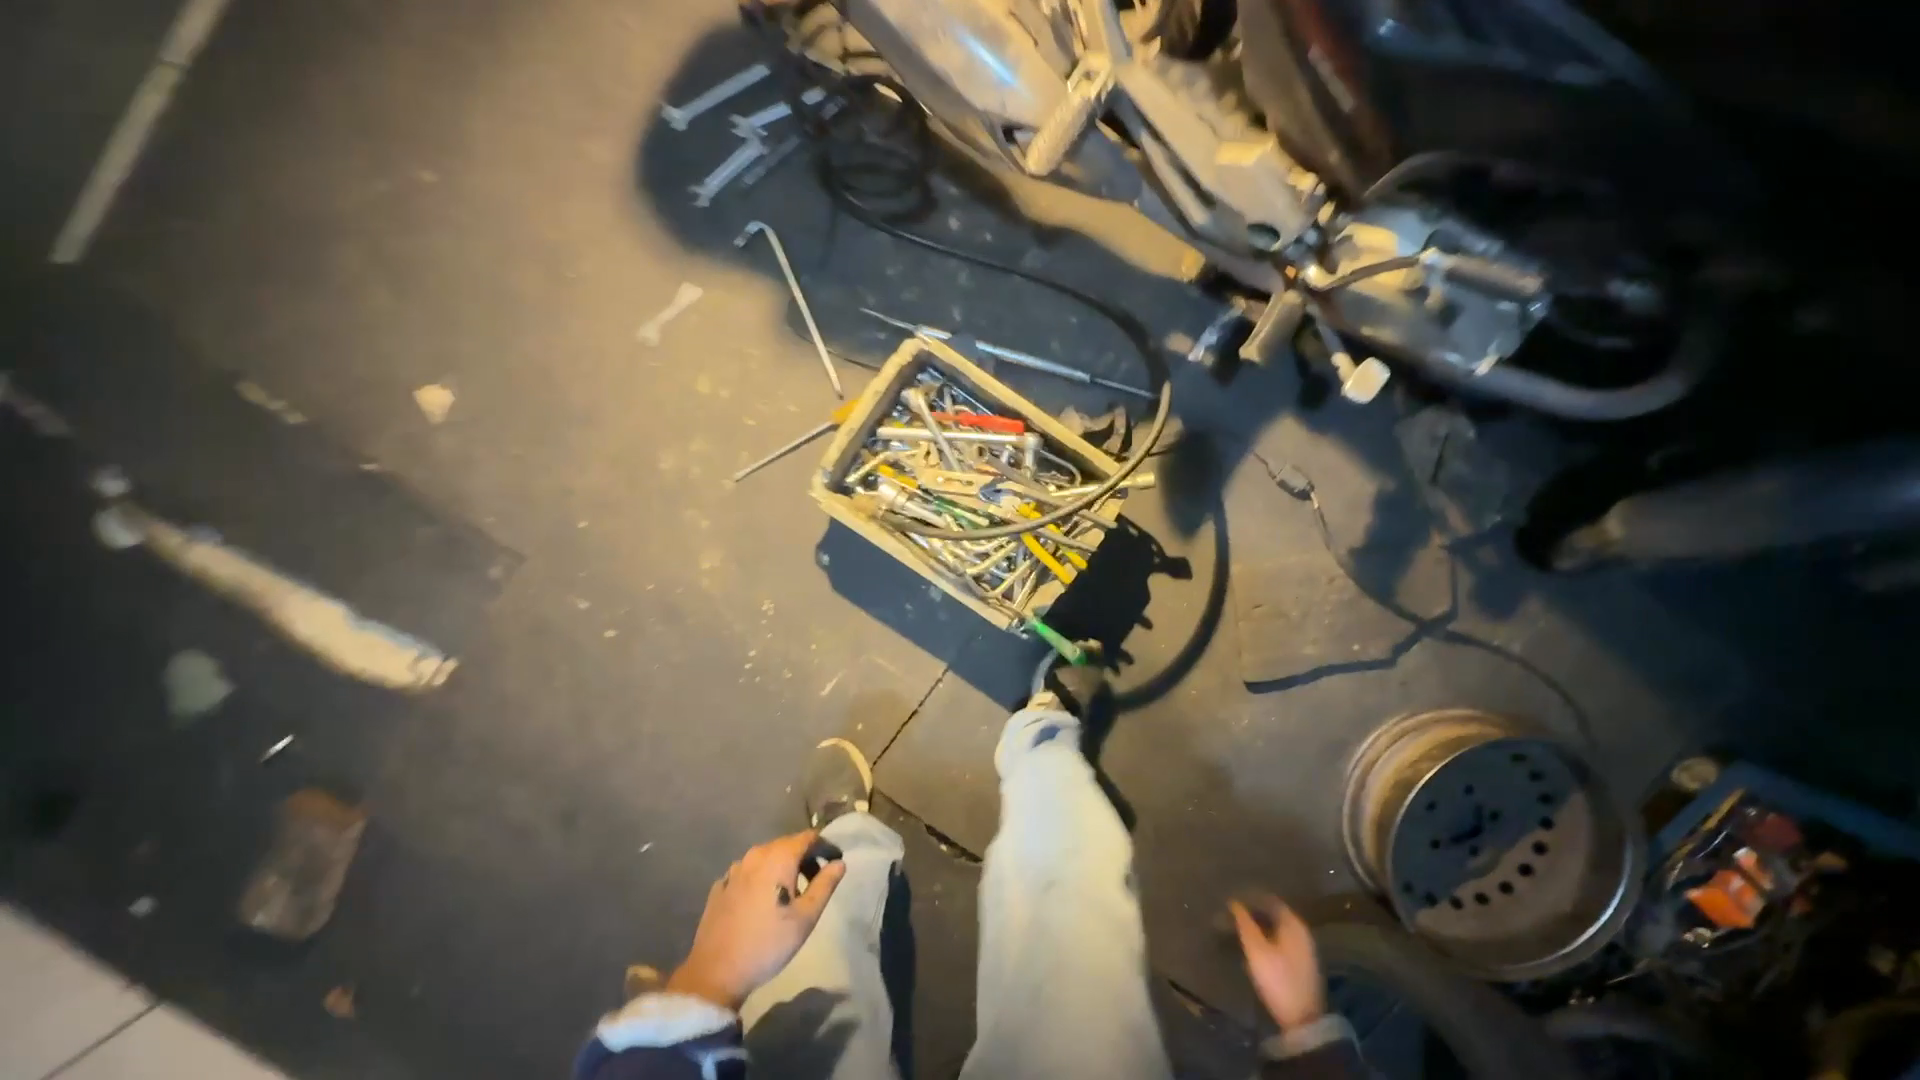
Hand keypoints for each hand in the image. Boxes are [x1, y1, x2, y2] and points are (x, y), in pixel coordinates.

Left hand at [666, 831, 846, 1009]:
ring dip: (782, 867)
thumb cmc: (769, 943)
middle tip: (817, 880)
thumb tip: (839, 863)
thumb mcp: (806, 917)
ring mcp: (733, 870)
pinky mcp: (720, 886)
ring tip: (791, 893)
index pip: (808, 838)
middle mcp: (754, 855)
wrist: (717, 971)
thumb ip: (825, 885)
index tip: (835, 862)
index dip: (825, 846)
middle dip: (805, 857)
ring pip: (766, 858)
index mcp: (778, 858)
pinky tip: (763, 901)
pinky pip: (748, 872)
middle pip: (786, 845)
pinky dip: (762, 878)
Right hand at [1230, 896, 1325, 1031]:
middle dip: (1252, 912)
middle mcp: (1301, 932)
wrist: (1302, 1018)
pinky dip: (1265, 937)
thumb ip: (1245, 924)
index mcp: (1294, 924)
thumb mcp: (1256, 950)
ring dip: (1258, 926)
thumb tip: (1234, 902)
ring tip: (1237, 928)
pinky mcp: (1301, 963)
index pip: (1270, 900)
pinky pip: (1280, 941)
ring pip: (1277, 928)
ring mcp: (1303, 948)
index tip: (1231, 899)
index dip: (1250, 897)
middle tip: (1230, 914)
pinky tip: (1252, 944)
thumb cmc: (1277, 978)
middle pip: (1274, 913)